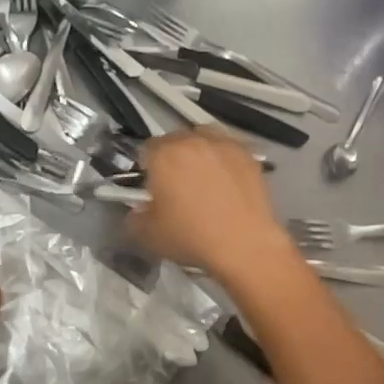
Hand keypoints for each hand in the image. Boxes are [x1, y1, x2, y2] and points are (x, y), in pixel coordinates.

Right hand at [131, 127, 297, 279]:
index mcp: (163, 154)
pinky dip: (224, 160)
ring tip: (204, 178)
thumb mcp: (148, 235)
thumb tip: (139, 210)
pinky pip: (228, 150)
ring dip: (198, 152)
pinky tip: (228, 182)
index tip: (153, 186)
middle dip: (172, 157)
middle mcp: (191, 140)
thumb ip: (135, 217)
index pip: (146, 148)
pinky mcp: (248, 155)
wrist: (245, 245)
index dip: (147, 167)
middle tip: (177, 184)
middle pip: (174, 140)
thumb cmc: (192, 237)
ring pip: (203, 138)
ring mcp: (222, 144)